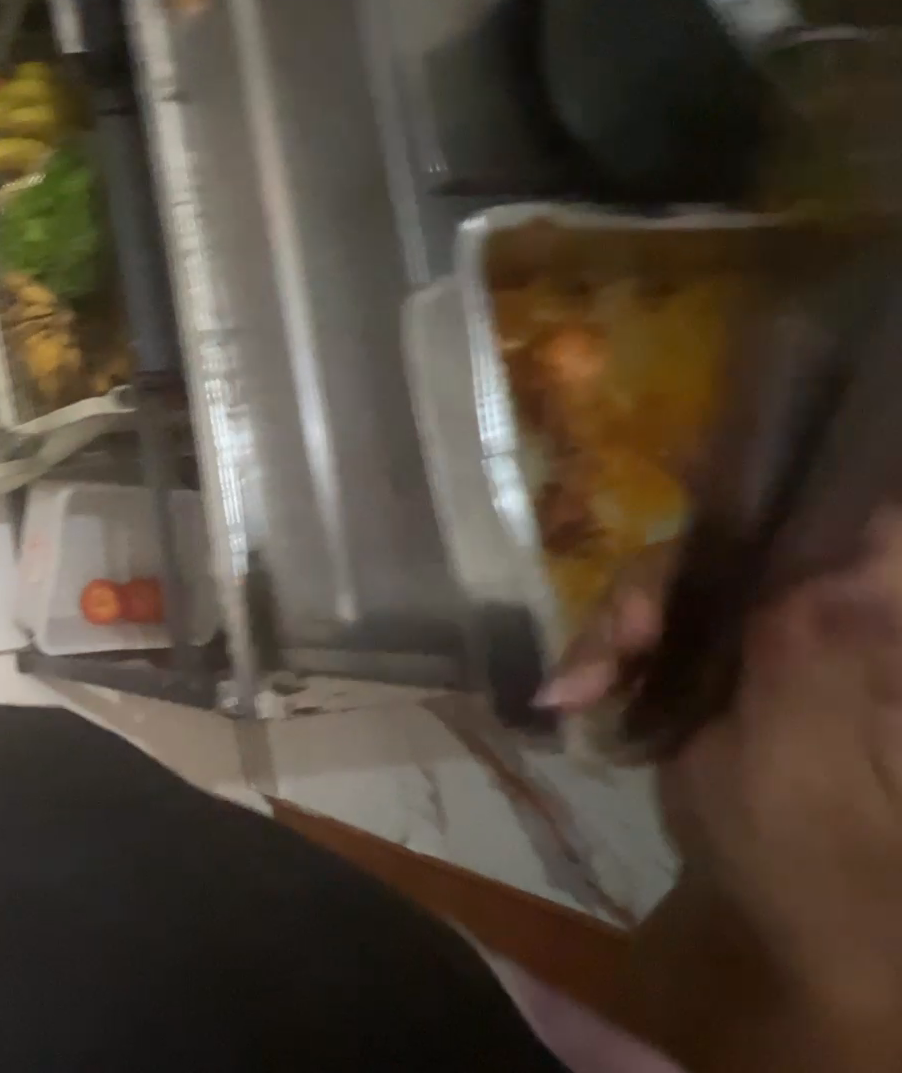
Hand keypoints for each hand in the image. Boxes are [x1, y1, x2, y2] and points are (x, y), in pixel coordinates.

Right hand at [540, 523, 901, 1017]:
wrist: (789, 928)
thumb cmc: (810, 867)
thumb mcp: (801, 773)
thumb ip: (817, 668)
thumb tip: (849, 563)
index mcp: (891, 646)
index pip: (856, 529)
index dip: (765, 515)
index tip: (686, 537)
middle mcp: (849, 623)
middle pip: (737, 549)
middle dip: (653, 591)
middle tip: (609, 651)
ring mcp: (783, 640)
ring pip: (683, 583)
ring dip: (617, 627)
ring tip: (574, 690)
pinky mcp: (730, 661)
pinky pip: (655, 622)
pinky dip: (609, 650)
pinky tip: (578, 691)